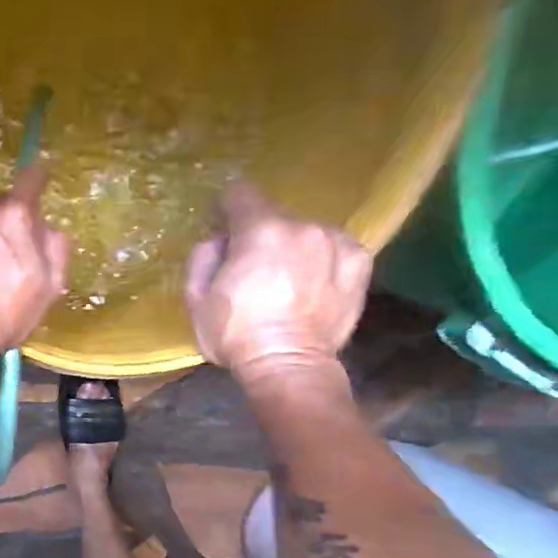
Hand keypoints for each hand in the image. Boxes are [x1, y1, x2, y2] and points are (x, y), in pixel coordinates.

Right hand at [183, 181, 371, 381]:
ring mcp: (336, 240)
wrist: (288, 364)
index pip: (241, 193)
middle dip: (259, 237)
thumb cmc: (235, 334)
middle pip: (275, 217)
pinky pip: (332, 248)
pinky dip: (320, 260)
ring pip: (305, 233)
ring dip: (292, 248)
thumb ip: (202, 259)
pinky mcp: (360, 259)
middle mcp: (303, 225)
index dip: (226, 207)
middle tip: (252, 271)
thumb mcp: (197, 300)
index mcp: (260, 231)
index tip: (221, 224)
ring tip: (285, 282)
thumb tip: (218, 241)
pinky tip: (310, 286)